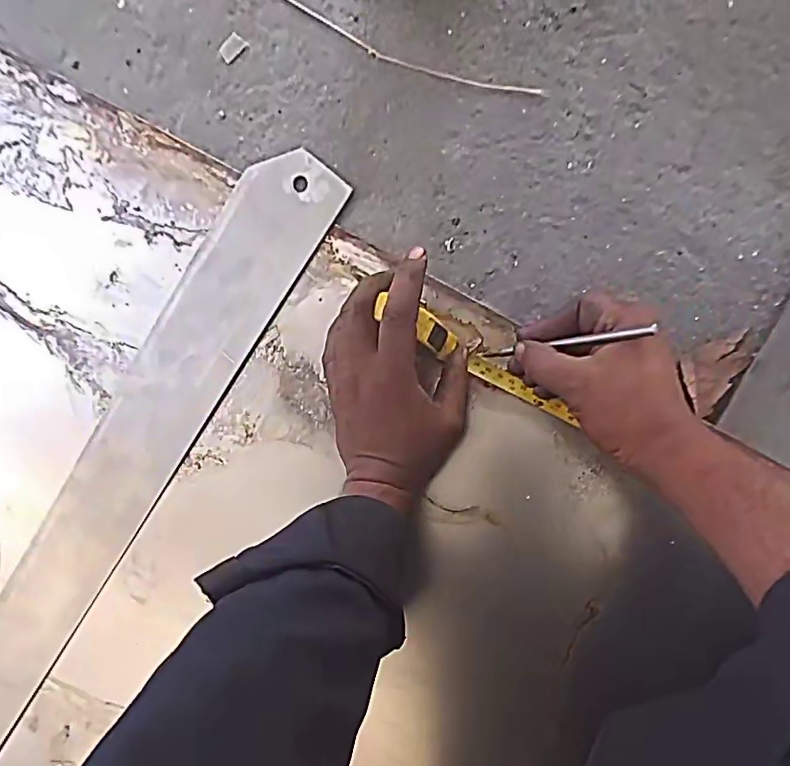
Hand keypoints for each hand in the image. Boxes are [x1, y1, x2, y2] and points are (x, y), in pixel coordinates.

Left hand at [323, 248, 469, 512]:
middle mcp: (362, 368)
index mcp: (392, 372)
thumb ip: (456, 379)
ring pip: (341, 324)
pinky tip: (355, 326)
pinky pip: (332, 345)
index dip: (409, 280)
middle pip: (360, 308)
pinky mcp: (335, 388)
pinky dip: (344, 327)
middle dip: (377, 283)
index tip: (416, 259)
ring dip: (358, 303)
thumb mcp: (449, 419)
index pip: (399, 312)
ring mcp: (343, 377)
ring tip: (377, 297)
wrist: (377, 482)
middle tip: (394, 277)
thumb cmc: (414, 455)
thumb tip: (458, 350)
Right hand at [512, 293, 701, 473]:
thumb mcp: (575, 383)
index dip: (547, 326)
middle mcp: (635, 334)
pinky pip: (594, 371)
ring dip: (556, 368)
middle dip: (548, 351)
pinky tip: (555, 392)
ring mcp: (635, 358)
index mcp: (629, 322)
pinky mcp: (632, 381)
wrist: (662, 451)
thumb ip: (542, 362)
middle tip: (525, 364)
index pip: (579, 309)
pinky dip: (572, 380)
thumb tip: (524, 351)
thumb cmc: (633, 416)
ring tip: (535, 382)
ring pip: (585, 354)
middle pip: (580, 331)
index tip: (526, 342)